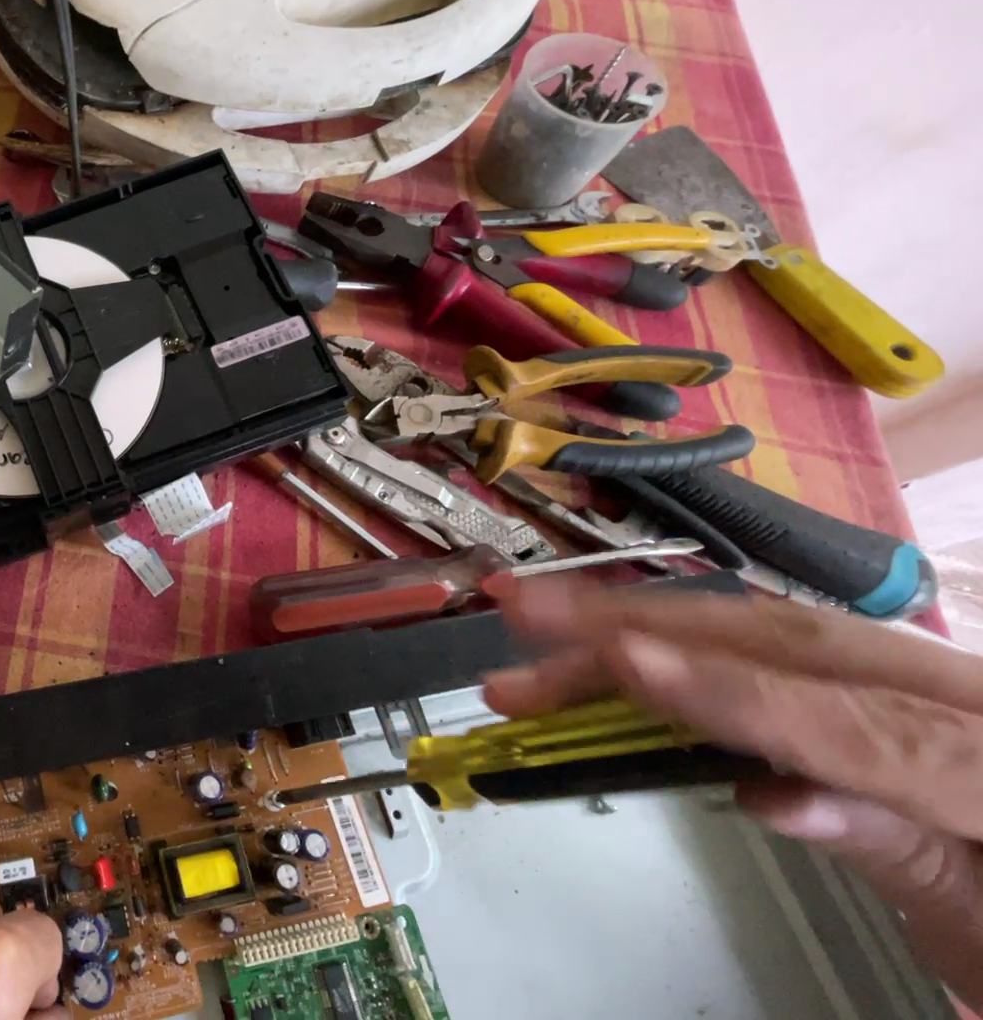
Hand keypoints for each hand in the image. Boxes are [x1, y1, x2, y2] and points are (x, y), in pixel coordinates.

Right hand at [485, 581, 981, 1009]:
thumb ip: (898, 849)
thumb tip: (773, 798)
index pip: (872, 731)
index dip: (740, 697)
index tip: (627, 664)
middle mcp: (962, 695)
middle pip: (789, 647)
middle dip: (643, 625)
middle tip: (522, 612)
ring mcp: (911, 673)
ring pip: (762, 630)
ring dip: (631, 624)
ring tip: (528, 617)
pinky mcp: (860, 674)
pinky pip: (758, 644)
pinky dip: (667, 636)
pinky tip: (599, 633)